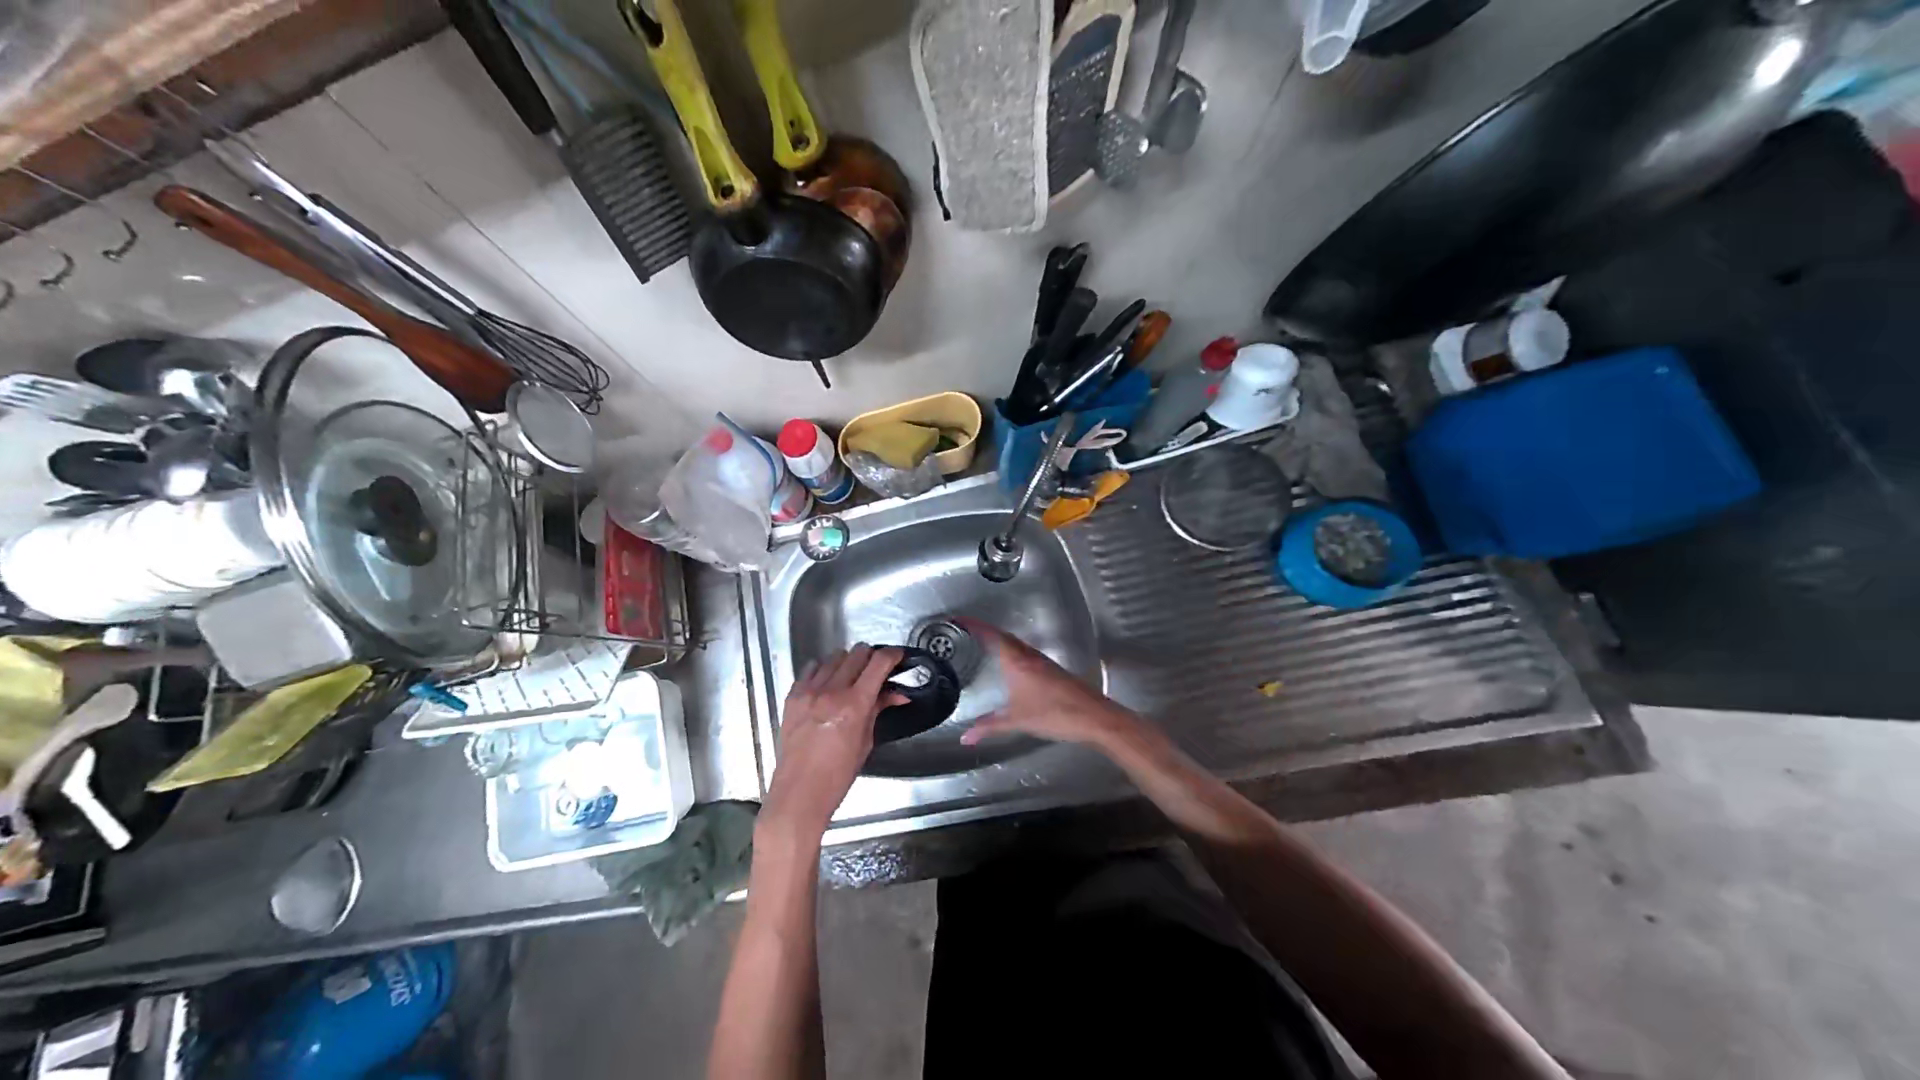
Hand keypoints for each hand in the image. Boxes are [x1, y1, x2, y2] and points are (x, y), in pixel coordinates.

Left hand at [762, 644, 905, 843]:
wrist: (800, 792)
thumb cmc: (837, 775)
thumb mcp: (866, 741)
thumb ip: (878, 710)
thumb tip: (897, 695)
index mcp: (854, 704)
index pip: (878, 662)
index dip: (892, 655)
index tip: (897, 657)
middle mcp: (831, 692)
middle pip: (857, 653)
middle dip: (871, 657)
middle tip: (877, 669)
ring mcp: (809, 692)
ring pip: (834, 657)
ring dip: (848, 662)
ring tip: (852, 677)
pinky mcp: (792, 696)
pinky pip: (811, 669)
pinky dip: (823, 670)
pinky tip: (828, 683)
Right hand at [955, 617, 1144, 750]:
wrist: (1094, 717)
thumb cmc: (1053, 714)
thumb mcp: (1016, 721)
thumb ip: (989, 727)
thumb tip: (965, 738)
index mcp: (1017, 661)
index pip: (992, 636)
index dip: (975, 626)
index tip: (959, 619)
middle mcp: (1029, 656)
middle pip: (1004, 637)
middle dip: (985, 631)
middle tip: (966, 630)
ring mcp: (1043, 662)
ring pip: (1016, 645)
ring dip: (999, 641)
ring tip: (982, 644)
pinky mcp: (1052, 671)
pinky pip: (1026, 654)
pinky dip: (1012, 652)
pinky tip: (1010, 665)